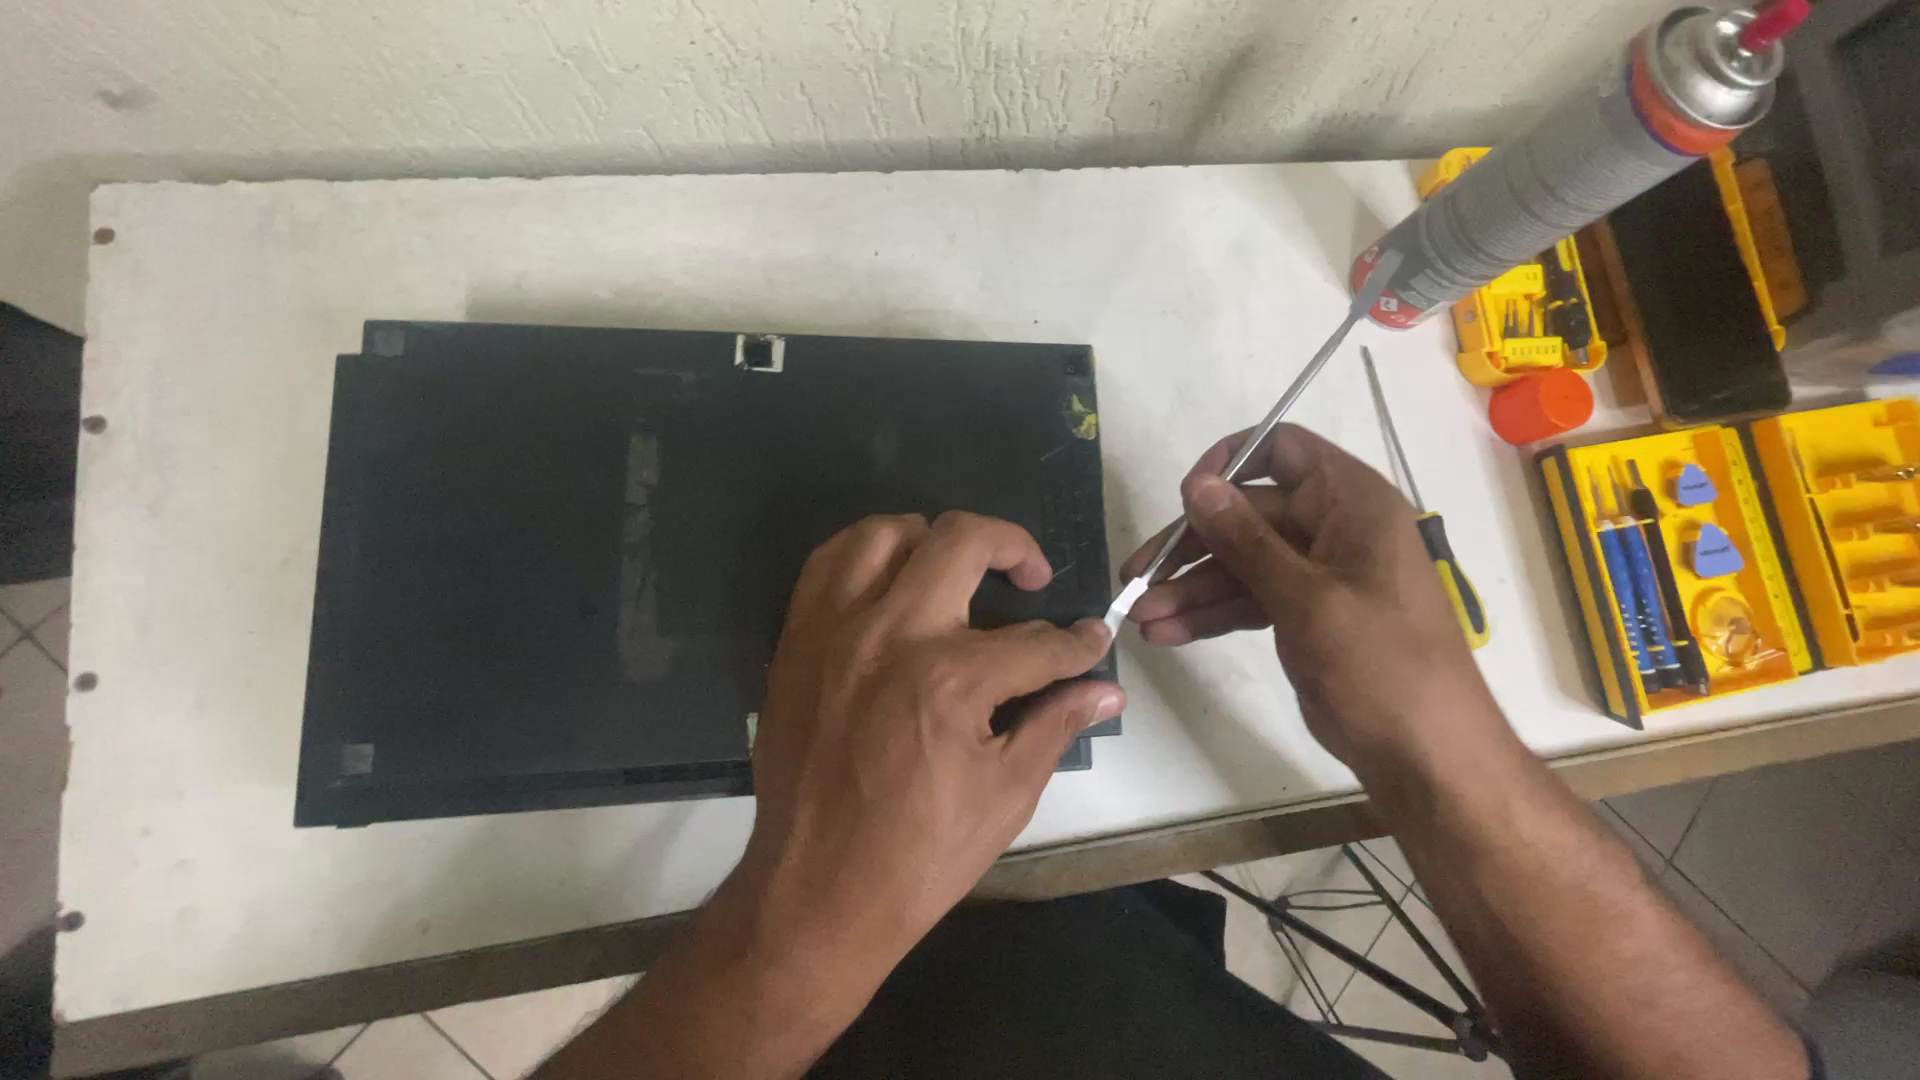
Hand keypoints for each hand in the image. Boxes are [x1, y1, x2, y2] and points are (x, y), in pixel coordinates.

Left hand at [734, 511, 1124, 978]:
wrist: (815, 891)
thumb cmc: (919, 855)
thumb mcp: (1006, 795)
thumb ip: (1056, 723)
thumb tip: (1108, 689)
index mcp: (951, 679)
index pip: (1037, 641)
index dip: (1078, 643)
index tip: (1094, 640)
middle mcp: (891, 634)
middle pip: (962, 542)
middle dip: (1015, 548)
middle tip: (1033, 577)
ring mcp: (834, 629)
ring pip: (887, 533)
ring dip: (934, 539)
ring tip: (958, 569)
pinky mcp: (797, 638)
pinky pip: (828, 563)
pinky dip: (868, 554)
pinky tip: (892, 579)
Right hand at [1119, 423, 1495, 772]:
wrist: (1423, 752)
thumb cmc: (1380, 662)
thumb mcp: (1306, 597)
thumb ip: (1246, 539)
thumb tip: (1198, 485)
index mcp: (1350, 502)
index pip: (1283, 449)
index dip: (1230, 461)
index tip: (1187, 495)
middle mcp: (1330, 527)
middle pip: (1244, 516)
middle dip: (1189, 550)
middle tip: (1135, 577)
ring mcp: (1314, 573)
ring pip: (1238, 564)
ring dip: (1190, 590)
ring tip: (1140, 618)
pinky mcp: (1301, 613)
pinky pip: (1246, 599)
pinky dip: (1209, 615)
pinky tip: (1167, 634)